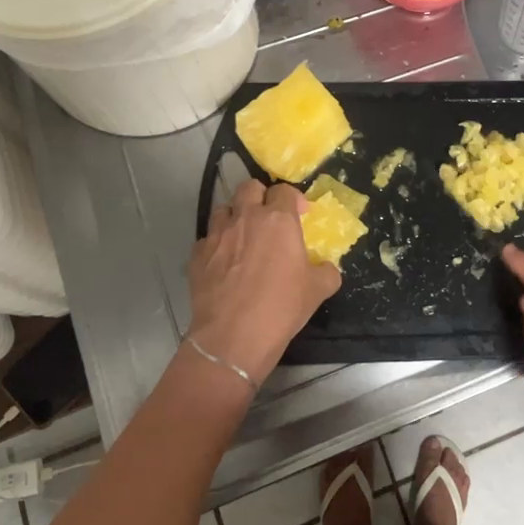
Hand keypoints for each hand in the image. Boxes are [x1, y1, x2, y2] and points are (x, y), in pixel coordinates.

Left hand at [187, 180, 340, 384]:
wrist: (233, 337)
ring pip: (223, 209)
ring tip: (243, 236)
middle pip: (249, 188)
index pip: (284, 191)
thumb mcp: (318, 290)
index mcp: (278, 220)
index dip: (293, 200)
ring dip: (235, 216)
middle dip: (260, 196)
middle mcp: (245, 218)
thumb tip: (326, 268)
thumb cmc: (281, 307)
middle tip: (269, 217)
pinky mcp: (197, 255)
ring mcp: (217, 235)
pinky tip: (224, 263)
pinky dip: (216, 245)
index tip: (300, 215)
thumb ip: (327, 271)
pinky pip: (207, 239)